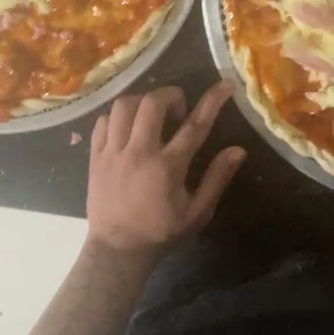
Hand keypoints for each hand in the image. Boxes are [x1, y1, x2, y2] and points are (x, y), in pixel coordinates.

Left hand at [86, 82, 246, 254]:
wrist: (117, 250)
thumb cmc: (161, 233)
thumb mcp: (197, 213)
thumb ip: (217, 179)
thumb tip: (238, 150)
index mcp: (168, 167)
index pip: (195, 125)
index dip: (212, 100)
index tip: (225, 84)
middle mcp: (139, 152)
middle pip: (152, 103)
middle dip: (170, 95)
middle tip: (179, 109)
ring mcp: (113, 153)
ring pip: (123, 106)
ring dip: (141, 102)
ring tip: (151, 115)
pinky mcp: (95, 157)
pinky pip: (102, 122)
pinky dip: (117, 117)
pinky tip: (127, 128)